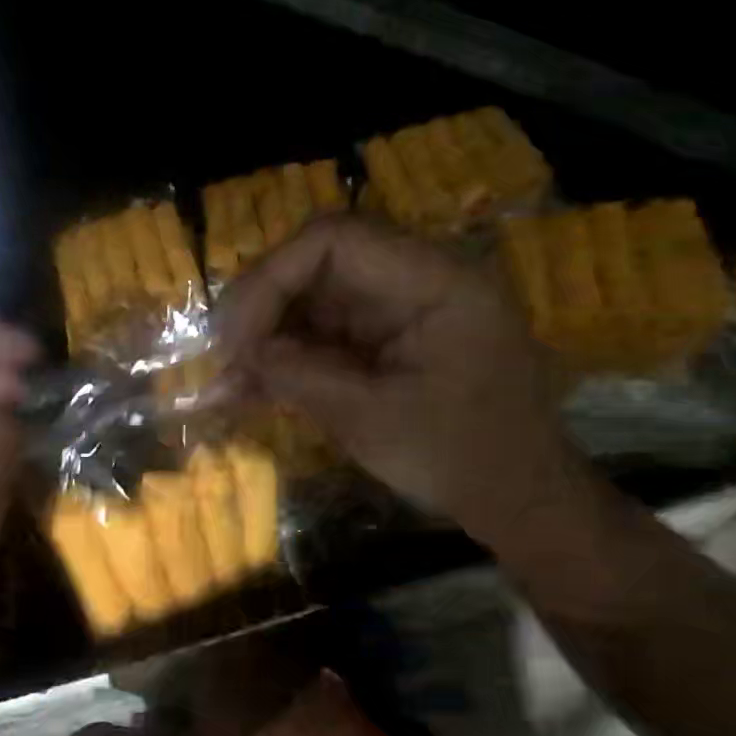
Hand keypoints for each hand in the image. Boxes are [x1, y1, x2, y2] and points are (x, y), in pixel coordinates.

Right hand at [218, 214, 582, 536]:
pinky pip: (316, 334)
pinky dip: (279, 360)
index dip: (271, 280)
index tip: (237, 340)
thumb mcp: (371, 421)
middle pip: (313, 264)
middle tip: (223, 360)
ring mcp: (392, 310)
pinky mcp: (377, 340)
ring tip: (224, 384)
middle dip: (259, 308)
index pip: (333, 241)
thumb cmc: (457, 456)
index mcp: (432, 282)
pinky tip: (243, 389)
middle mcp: (410, 280)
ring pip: (306, 300)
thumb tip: (238, 357)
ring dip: (262, 338)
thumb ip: (301, 378)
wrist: (513, 494)